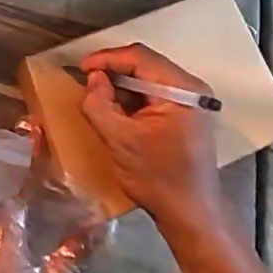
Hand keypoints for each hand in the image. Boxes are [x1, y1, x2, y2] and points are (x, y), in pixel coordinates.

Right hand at [77, 43, 228, 234]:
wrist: (191, 215)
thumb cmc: (158, 178)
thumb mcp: (120, 140)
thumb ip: (100, 103)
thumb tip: (94, 78)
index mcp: (181, 89)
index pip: (140, 57)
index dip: (107, 58)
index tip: (81, 68)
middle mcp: (191, 87)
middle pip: (145, 64)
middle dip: (113, 71)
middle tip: (86, 81)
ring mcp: (191, 100)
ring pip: (148, 78)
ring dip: (122, 85)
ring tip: (97, 95)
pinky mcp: (185, 113)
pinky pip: (153, 93)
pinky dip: (132, 97)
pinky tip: (116, 108)